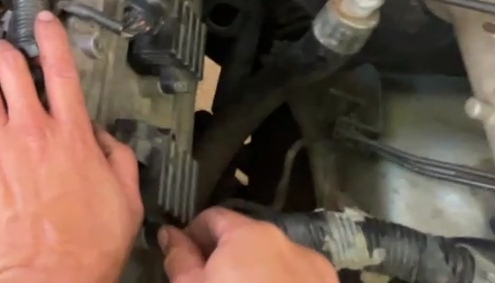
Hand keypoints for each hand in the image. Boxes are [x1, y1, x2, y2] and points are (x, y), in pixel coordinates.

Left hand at [0, 11, 142, 282]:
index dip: (51, 35)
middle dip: (4, 52)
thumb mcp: (125, 204)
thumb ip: (118, 160)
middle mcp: (31, 129)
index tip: (43, 19)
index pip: (61, 68)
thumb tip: (102, 136)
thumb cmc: (85, 250)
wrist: (44, 281)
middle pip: (9, 64)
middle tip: (5, 59)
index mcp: (71, 135)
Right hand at [159, 208, 336, 282]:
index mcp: (252, 235)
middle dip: (228, 260)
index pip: (212, 218)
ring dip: (259, 278)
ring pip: (277, 266)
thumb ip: (179, 256)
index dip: (193, 237)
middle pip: (248, 242)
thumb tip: (171, 235)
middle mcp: (293, 246)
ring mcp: (323, 277)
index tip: (185, 262)